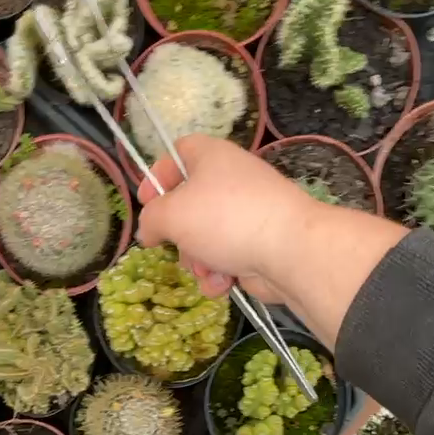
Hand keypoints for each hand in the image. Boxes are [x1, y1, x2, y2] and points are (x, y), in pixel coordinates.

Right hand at [133, 136, 406, 345]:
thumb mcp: (172, 214)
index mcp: (211, 157)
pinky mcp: (256, 247)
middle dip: (178, 234)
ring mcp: (245, 216)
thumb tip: (149, 230)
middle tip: (175, 245)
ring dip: (197, 261)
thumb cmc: (225, 219)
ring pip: (203, 240)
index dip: (157, 175)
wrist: (288, 250)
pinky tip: (224, 282)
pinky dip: (219, 275)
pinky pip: (224, 261)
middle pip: (188, 205)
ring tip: (207, 269)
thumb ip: (151, 219)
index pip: (179, 152)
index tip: (145, 202)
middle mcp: (230, 181)